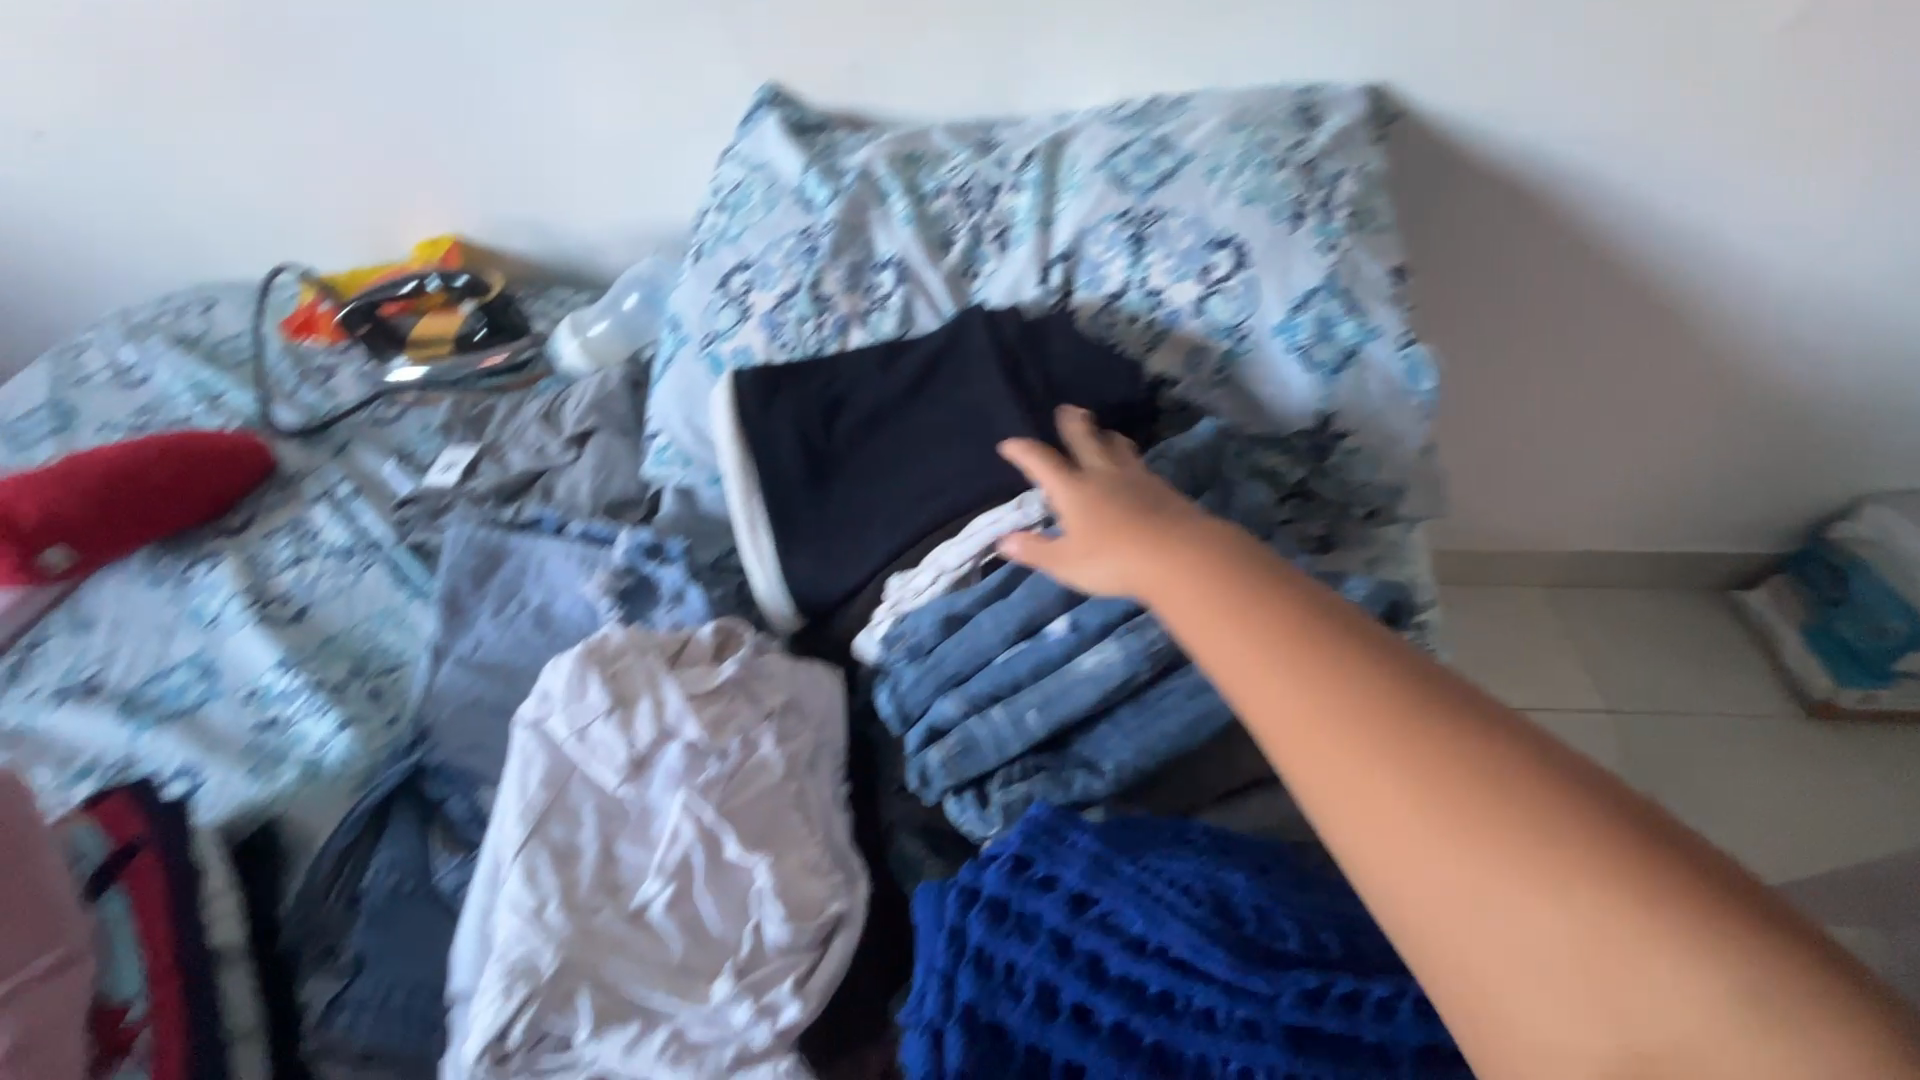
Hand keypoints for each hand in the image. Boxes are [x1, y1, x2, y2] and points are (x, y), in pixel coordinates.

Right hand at [995, 406, 1220, 598]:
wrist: (1179, 554)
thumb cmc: (1114, 560)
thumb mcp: (1066, 562)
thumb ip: (1035, 550)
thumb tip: (1003, 541)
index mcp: (1073, 490)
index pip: (1041, 462)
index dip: (1023, 451)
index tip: (1008, 443)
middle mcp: (1102, 474)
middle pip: (1085, 439)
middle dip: (1072, 423)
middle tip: (1066, 409)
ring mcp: (1135, 478)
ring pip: (1118, 447)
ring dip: (1107, 436)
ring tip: (1104, 432)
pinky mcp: (1162, 488)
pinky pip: (1141, 465)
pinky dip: (1131, 460)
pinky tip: (1135, 469)